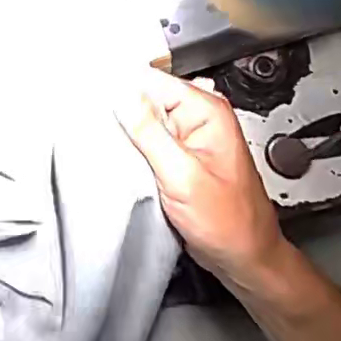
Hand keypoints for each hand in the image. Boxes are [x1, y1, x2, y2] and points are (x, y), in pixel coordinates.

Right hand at [116, 70, 289, 286]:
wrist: (246, 261)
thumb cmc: (231, 225)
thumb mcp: (184, 177)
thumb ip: (150, 133)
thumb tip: (121, 96)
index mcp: (207, 110)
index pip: (151, 79)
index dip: (120, 88)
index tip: (93, 99)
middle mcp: (198, 116)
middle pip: (143, 97)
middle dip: (121, 114)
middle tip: (105, 135)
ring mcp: (186, 135)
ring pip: (141, 120)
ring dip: (126, 133)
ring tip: (115, 151)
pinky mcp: (176, 154)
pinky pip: (145, 140)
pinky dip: (132, 148)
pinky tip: (125, 160)